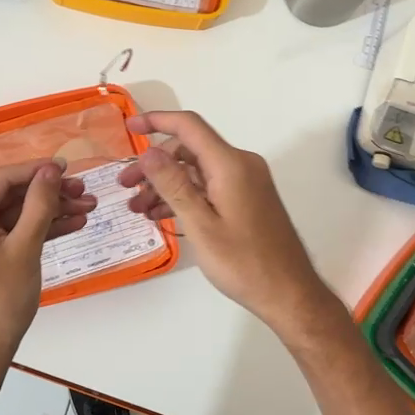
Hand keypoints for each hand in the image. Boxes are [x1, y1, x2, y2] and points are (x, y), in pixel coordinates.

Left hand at [0, 158, 94, 373]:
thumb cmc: (2, 297)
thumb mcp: (25, 247)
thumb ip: (39, 204)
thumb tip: (51, 169)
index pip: (3, 179)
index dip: (37, 170)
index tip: (68, 167)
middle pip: (12, 194)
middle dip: (49, 193)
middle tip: (85, 190)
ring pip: (17, 213)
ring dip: (51, 210)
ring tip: (88, 207)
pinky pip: (15, 230)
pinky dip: (41, 228)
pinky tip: (73, 224)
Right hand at [119, 111, 334, 334]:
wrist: (289, 294)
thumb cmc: (243, 263)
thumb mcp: (200, 225)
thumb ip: (173, 185)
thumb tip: (148, 152)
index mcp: (231, 165)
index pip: (189, 127)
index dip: (156, 120)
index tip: (129, 127)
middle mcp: (240, 165)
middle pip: (189, 150)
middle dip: (154, 166)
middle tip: (126, 187)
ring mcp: (245, 182)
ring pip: (196, 171)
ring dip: (165, 185)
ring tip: (138, 209)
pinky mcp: (246, 199)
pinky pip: (208, 187)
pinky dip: (184, 197)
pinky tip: (162, 217)